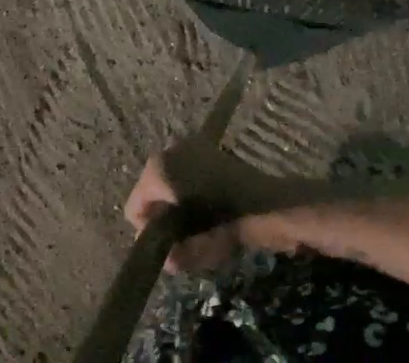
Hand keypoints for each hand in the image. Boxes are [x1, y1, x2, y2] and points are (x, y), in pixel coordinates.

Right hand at [123, 141, 281, 274]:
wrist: (272, 203)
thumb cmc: (229, 222)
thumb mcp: (198, 247)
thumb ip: (178, 253)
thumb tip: (167, 262)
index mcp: (159, 169)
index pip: (136, 206)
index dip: (148, 231)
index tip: (169, 247)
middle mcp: (170, 151)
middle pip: (152, 192)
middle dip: (164, 217)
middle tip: (184, 238)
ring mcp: (191, 146)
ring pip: (170, 184)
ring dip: (179, 206)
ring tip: (199, 226)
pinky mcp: (209, 150)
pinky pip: (188, 176)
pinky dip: (193, 193)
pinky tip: (210, 211)